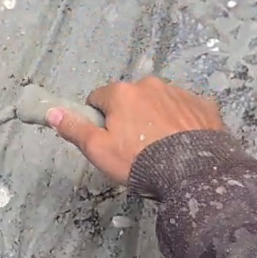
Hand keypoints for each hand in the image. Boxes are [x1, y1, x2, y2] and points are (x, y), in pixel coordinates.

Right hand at [48, 77, 225, 184]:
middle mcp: (151, 85)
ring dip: (154, 119)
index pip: (98, 99)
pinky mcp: (205, 106)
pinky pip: (185, 110)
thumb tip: (52, 112)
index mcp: (122, 93)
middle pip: (130, 99)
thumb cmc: (139, 161)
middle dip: (129, 117)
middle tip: (133, 147)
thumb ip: (74, 128)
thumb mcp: (97, 150)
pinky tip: (181, 144)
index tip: (107, 139)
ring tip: (160, 148)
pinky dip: (181, 123)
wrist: (194, 173)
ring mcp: (180, 94)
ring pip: (158, 103)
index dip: (99, 120)